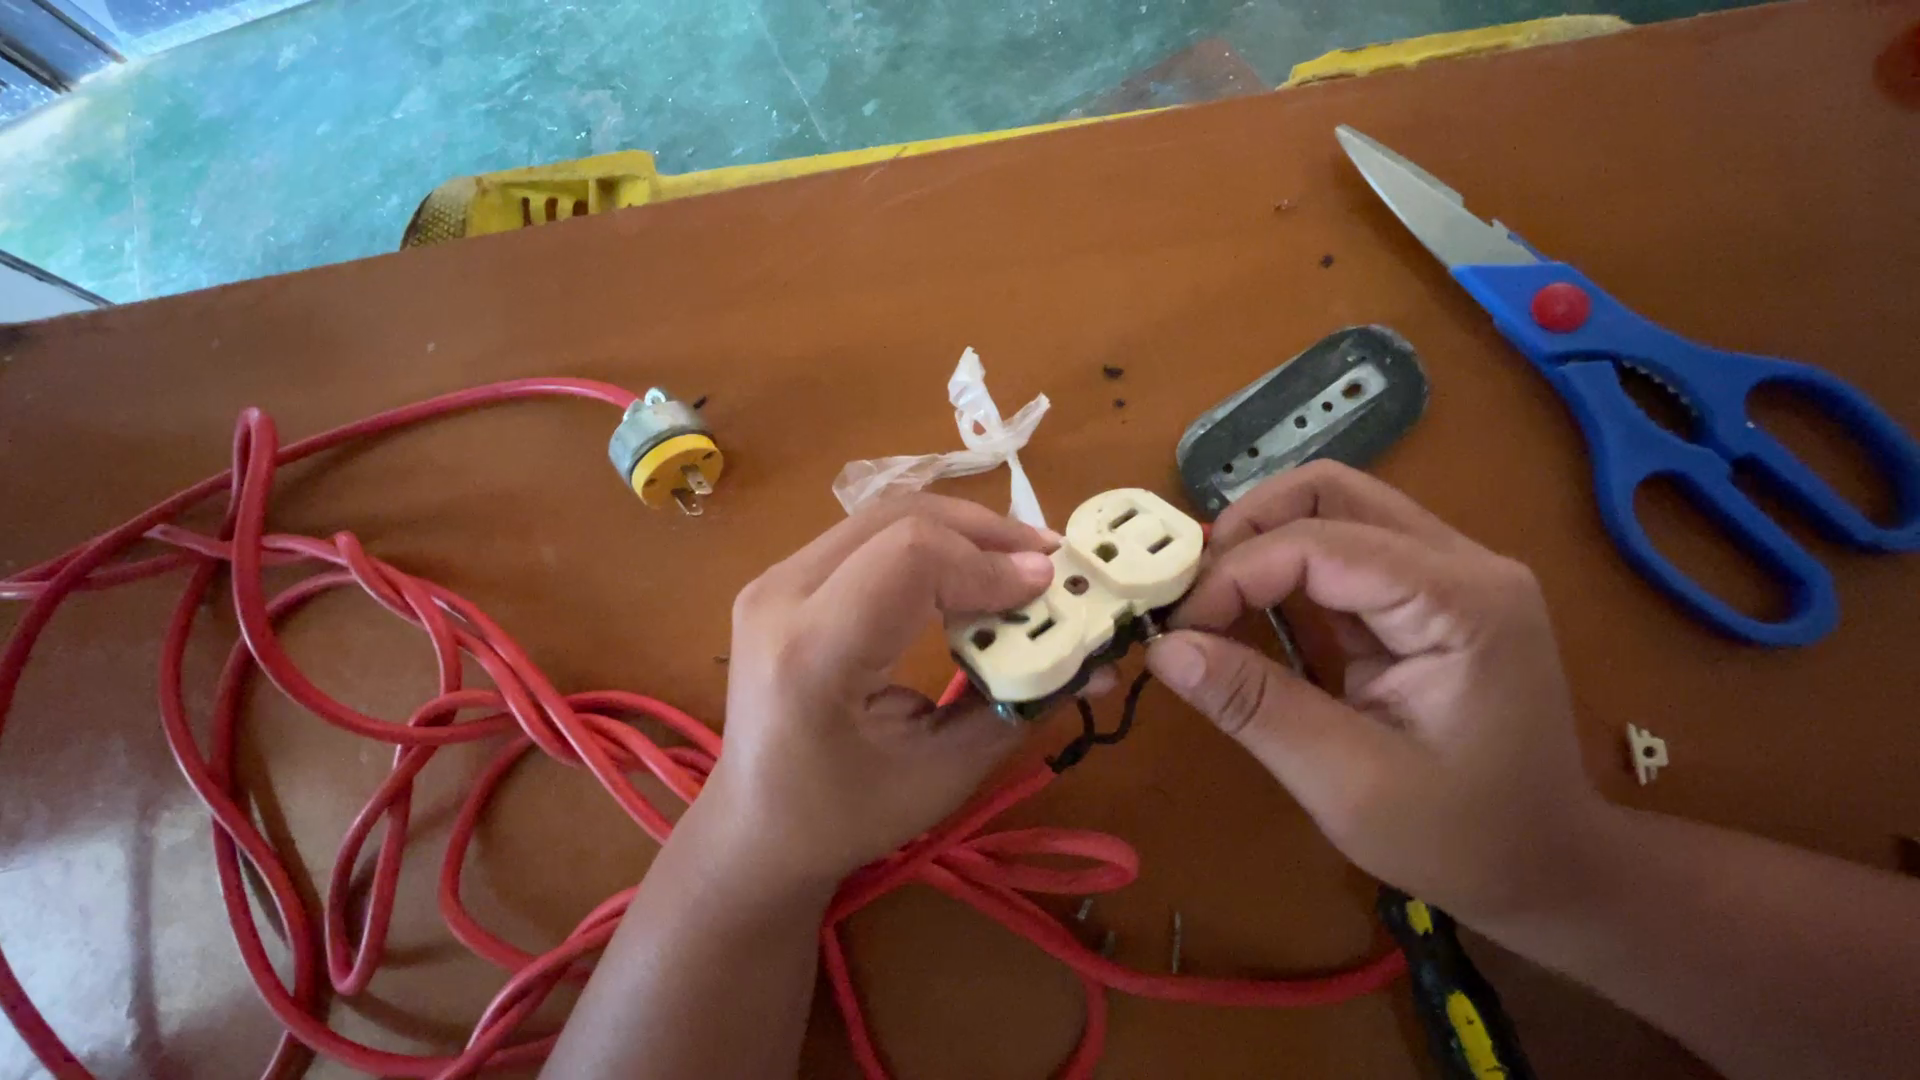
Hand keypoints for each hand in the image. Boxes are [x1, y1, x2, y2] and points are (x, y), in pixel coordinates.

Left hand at [697, 495, 1054, 891]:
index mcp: (812, 652)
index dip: (989, 563)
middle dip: (984, 532)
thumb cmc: (847, 815)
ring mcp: (772, 579)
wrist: (756, 824)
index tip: (1046, 589)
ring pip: (883, 515)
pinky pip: (866, 535)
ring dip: (958, 530)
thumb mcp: (945, 772)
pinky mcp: (780, 578)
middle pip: (898, 518)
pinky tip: (963, 568)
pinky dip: (926, 542)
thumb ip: (1020, 703)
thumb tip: (1096, 659)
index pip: (911, 560)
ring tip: (1015, 559)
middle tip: (1048, 559)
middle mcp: (780, 597)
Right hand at [1145, 462, 1606, 920]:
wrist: (1549, 866)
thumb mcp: (1346, 784)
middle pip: (1328, 493)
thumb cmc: (1461, 838)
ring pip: (1329, 509)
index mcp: (1462, 602)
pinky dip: (1281, 570)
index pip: (1320, 543)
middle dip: (1245, 532)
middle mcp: (1462, 563)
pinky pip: (1339, 550)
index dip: (1234, 574)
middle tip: (1195, 595)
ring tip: (1213, 603)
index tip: (1179, 630)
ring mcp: (1448, 572)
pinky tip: (1251, 614)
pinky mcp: (1426, 592)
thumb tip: (1165, 648)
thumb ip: (1254, 706)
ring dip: (1259, 544)